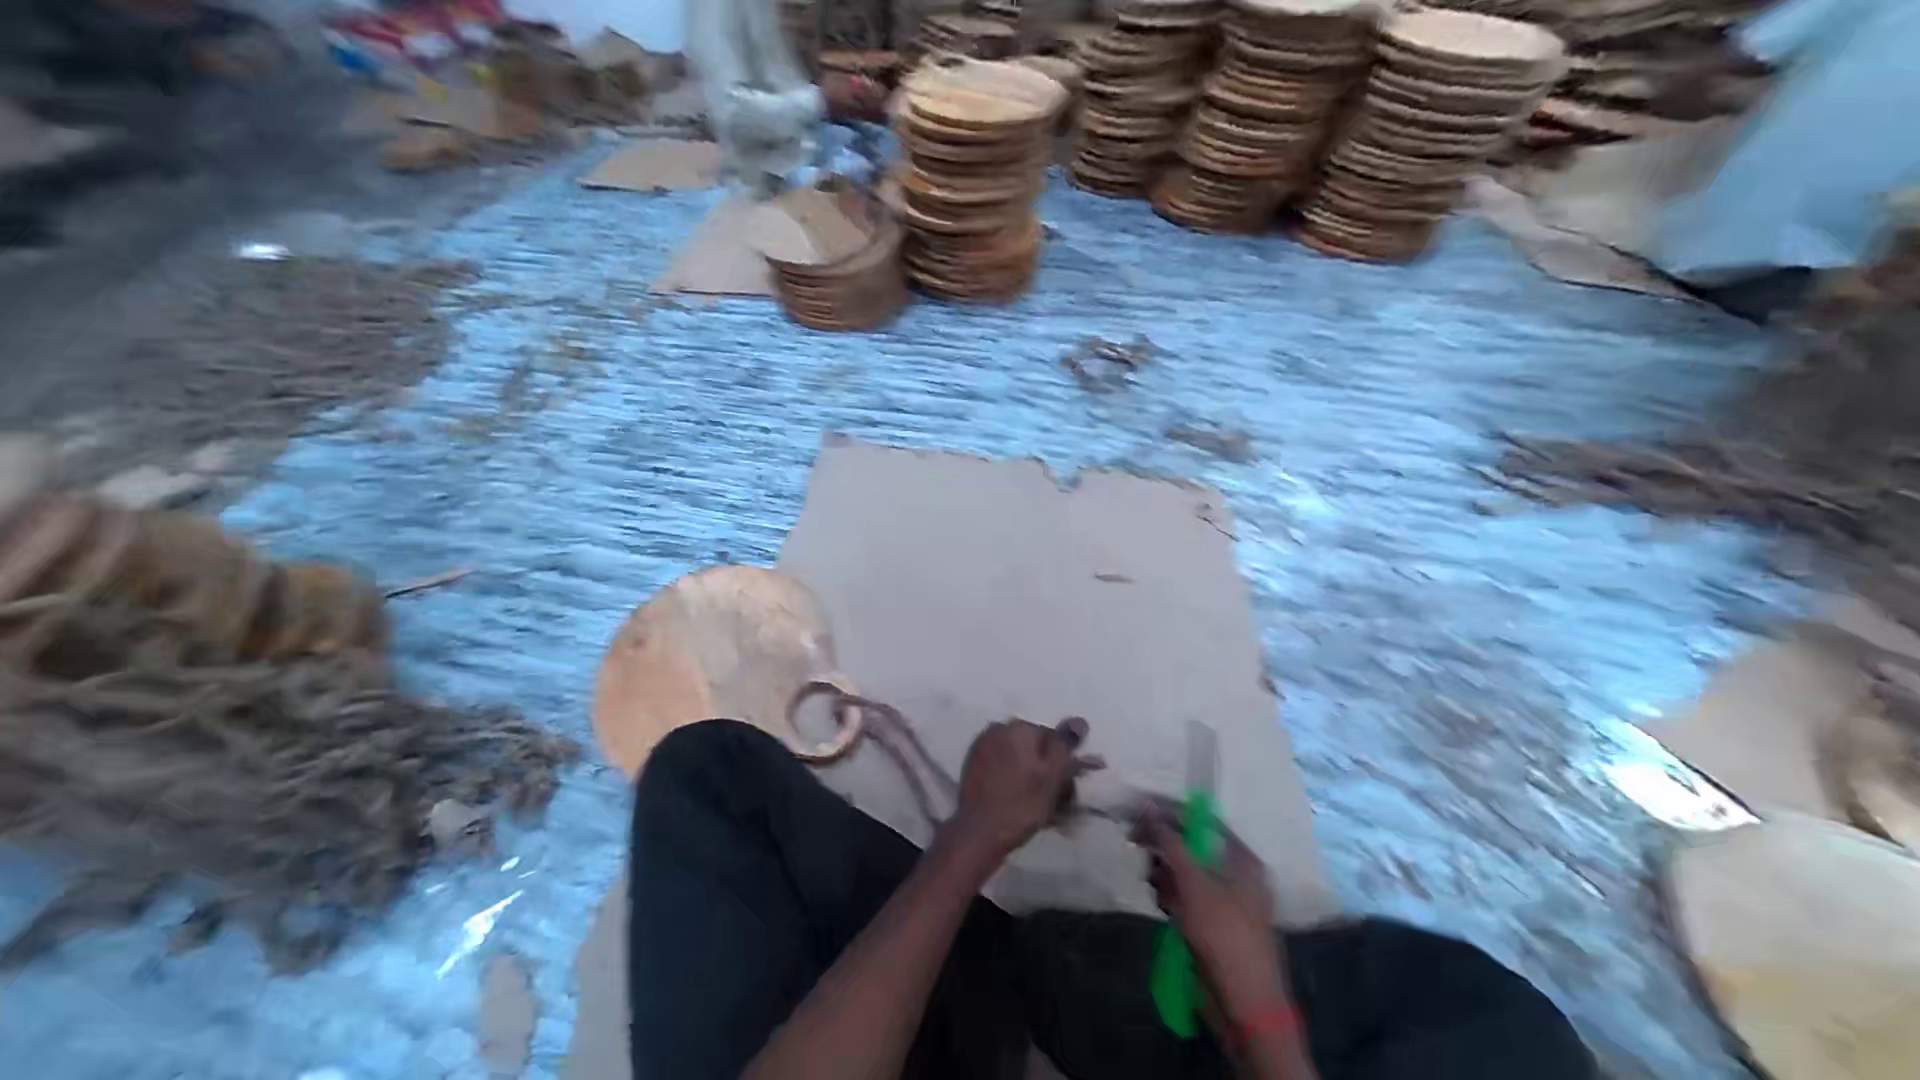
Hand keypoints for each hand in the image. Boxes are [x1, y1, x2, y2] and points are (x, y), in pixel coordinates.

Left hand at [947, 717, 1098, 860]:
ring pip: (1019, 761)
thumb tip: (1079, 721)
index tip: (1069, 791)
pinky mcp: (973, 767)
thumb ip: (1065, 745)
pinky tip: (1022, 806)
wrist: (978, 832)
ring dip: (1034, 781)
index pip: (1054, 740)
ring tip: (1044, 811)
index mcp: (1019, 728)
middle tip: (1060, 804)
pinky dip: (1015, 783)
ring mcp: (982, 748)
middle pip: (1035, 750)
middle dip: (1049, 774)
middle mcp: (998, 730)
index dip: (1065, 766)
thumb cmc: (1021, 804)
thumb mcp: (1052, 775)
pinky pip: (1003, 770)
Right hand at [1136, 805, 1290, 1023]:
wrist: (1245, 1006)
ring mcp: (1222, 900)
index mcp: (1242, 860)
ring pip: (1182, 873)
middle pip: (1189, 847)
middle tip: (1138, 849)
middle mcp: (1235, 874)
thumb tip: (1147, 805)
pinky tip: (1164, 909)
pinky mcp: (1210, 923)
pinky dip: (1170, 898)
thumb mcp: (1193, 883)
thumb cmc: (1224, 935)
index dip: (1169, 814)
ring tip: (1159, 891)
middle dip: (1163, 849)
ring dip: (1164, 877)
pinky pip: (1184, 897)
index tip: (1138, 813)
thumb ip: (1169, 842)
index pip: (1201, 821)